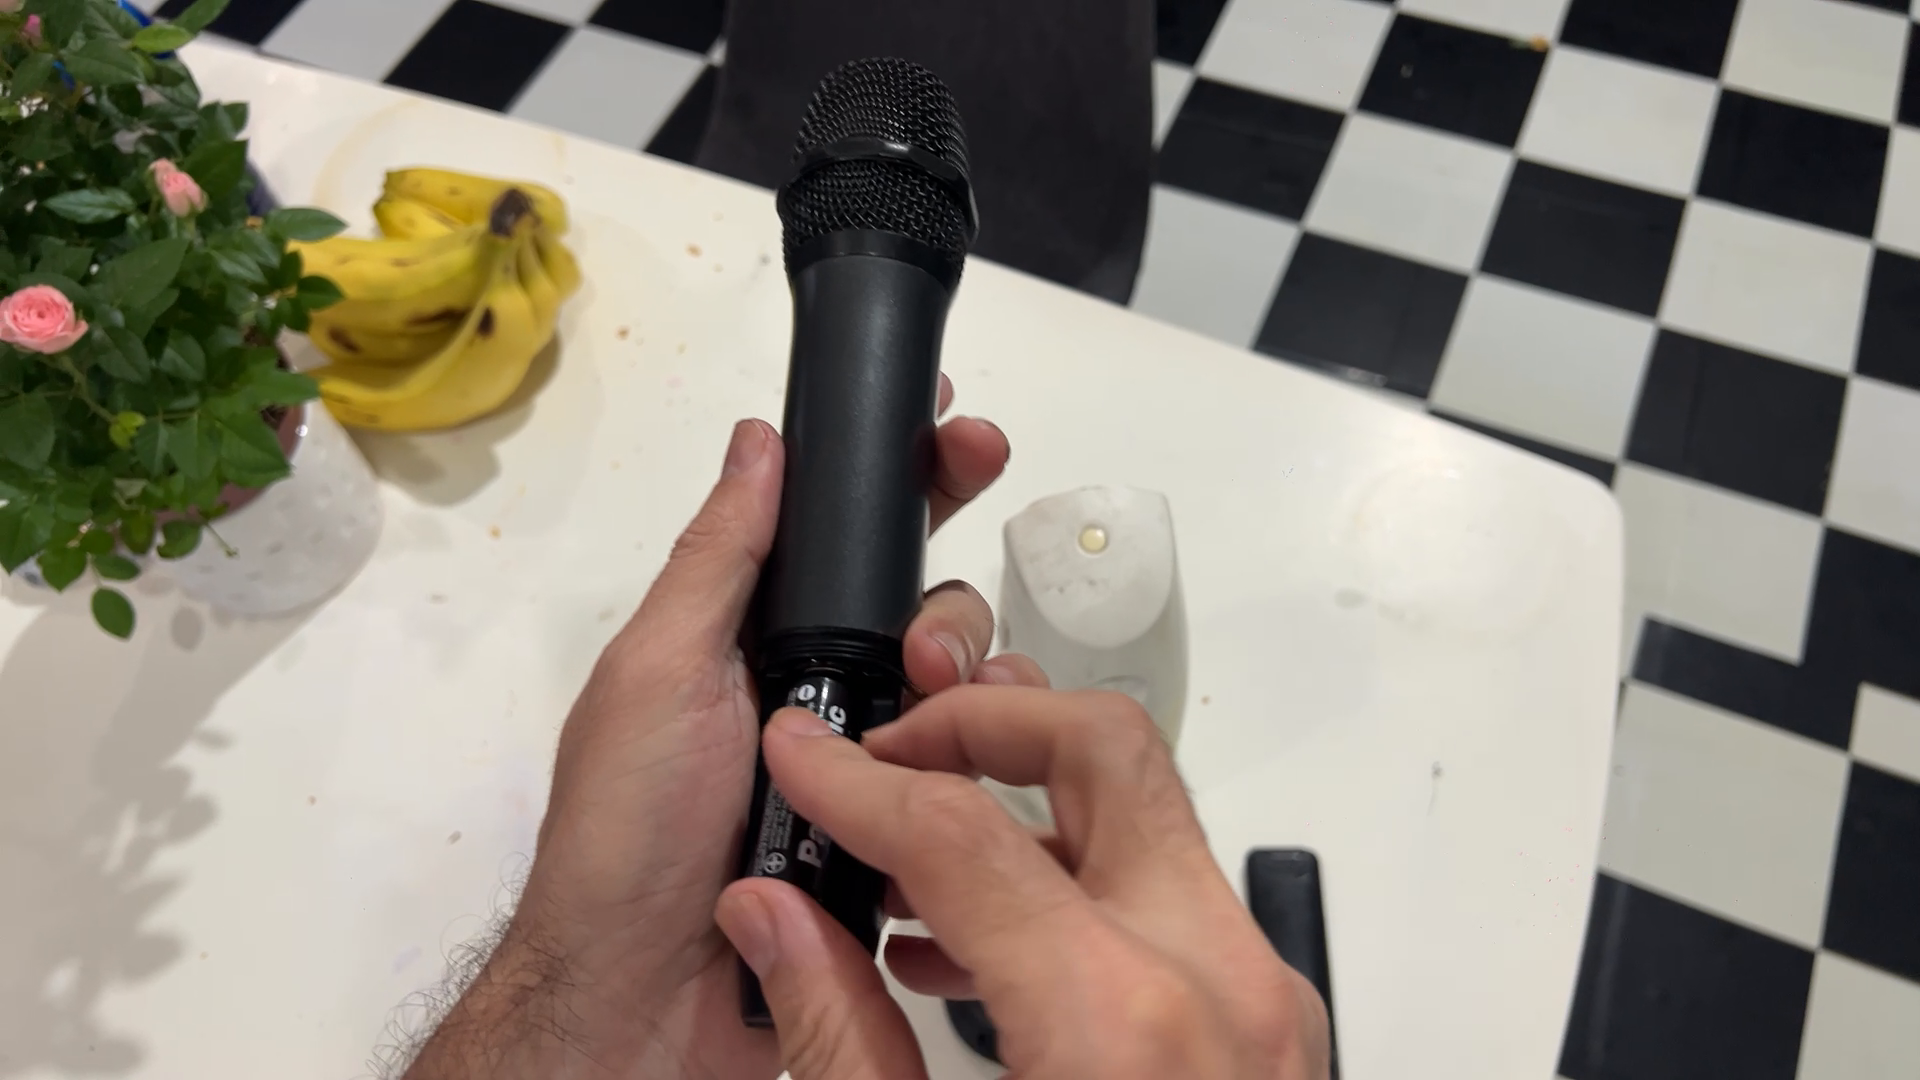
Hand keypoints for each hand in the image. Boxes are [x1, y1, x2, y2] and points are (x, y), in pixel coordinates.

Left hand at [400, 377, 1013, 1078]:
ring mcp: (878, 751)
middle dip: (956, 595)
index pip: (852, 533)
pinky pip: (978, 763)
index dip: (908, 476)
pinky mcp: (909, 818)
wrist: (652, 1002)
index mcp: (773, 632)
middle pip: (929, 602)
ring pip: (965, 679)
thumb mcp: (662, 669)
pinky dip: (995, 747)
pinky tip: (990, 762)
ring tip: (933, 708)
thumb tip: (759, 437)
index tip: (957, 429)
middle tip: (941, 641)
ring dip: (973, 669)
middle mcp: (834, 680)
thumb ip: (719, 556)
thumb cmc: (638, 822)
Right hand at [715, 687, 1332, 1079]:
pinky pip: (1143, 876)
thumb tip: (767, 913)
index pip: (964, 834)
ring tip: (907, 825)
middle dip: (984, 715)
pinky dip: (1048, 858)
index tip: (798, 751)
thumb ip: (834, 1042)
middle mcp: (1215, 981)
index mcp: (1125, 1036)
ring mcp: (1250, 988)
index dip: (856, 781)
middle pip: (1105, 745)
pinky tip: (962, 922)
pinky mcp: (1249, 1009)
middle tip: (893, 743)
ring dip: (1016, 779)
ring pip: (1134, 794)